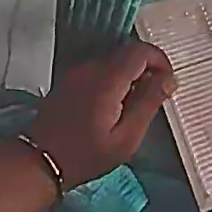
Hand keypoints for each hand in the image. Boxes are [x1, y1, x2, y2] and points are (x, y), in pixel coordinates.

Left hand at [25, 41, 177, 188]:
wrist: (42, 160)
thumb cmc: (87, 154)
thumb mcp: (126, 138)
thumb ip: (148, 103)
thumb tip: (169, 79)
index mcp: (106, 80)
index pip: (140, 51)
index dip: (160, 61)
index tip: (168, 82)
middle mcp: (90, 67)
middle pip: (126, 52)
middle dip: (147, 68)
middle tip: (154, 96)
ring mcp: (77, 71)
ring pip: (113, 59)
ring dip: (130, 73)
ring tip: (133, 105)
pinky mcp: (69, 78)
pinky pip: (99, 67)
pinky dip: (113, 77)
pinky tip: (113, 104)